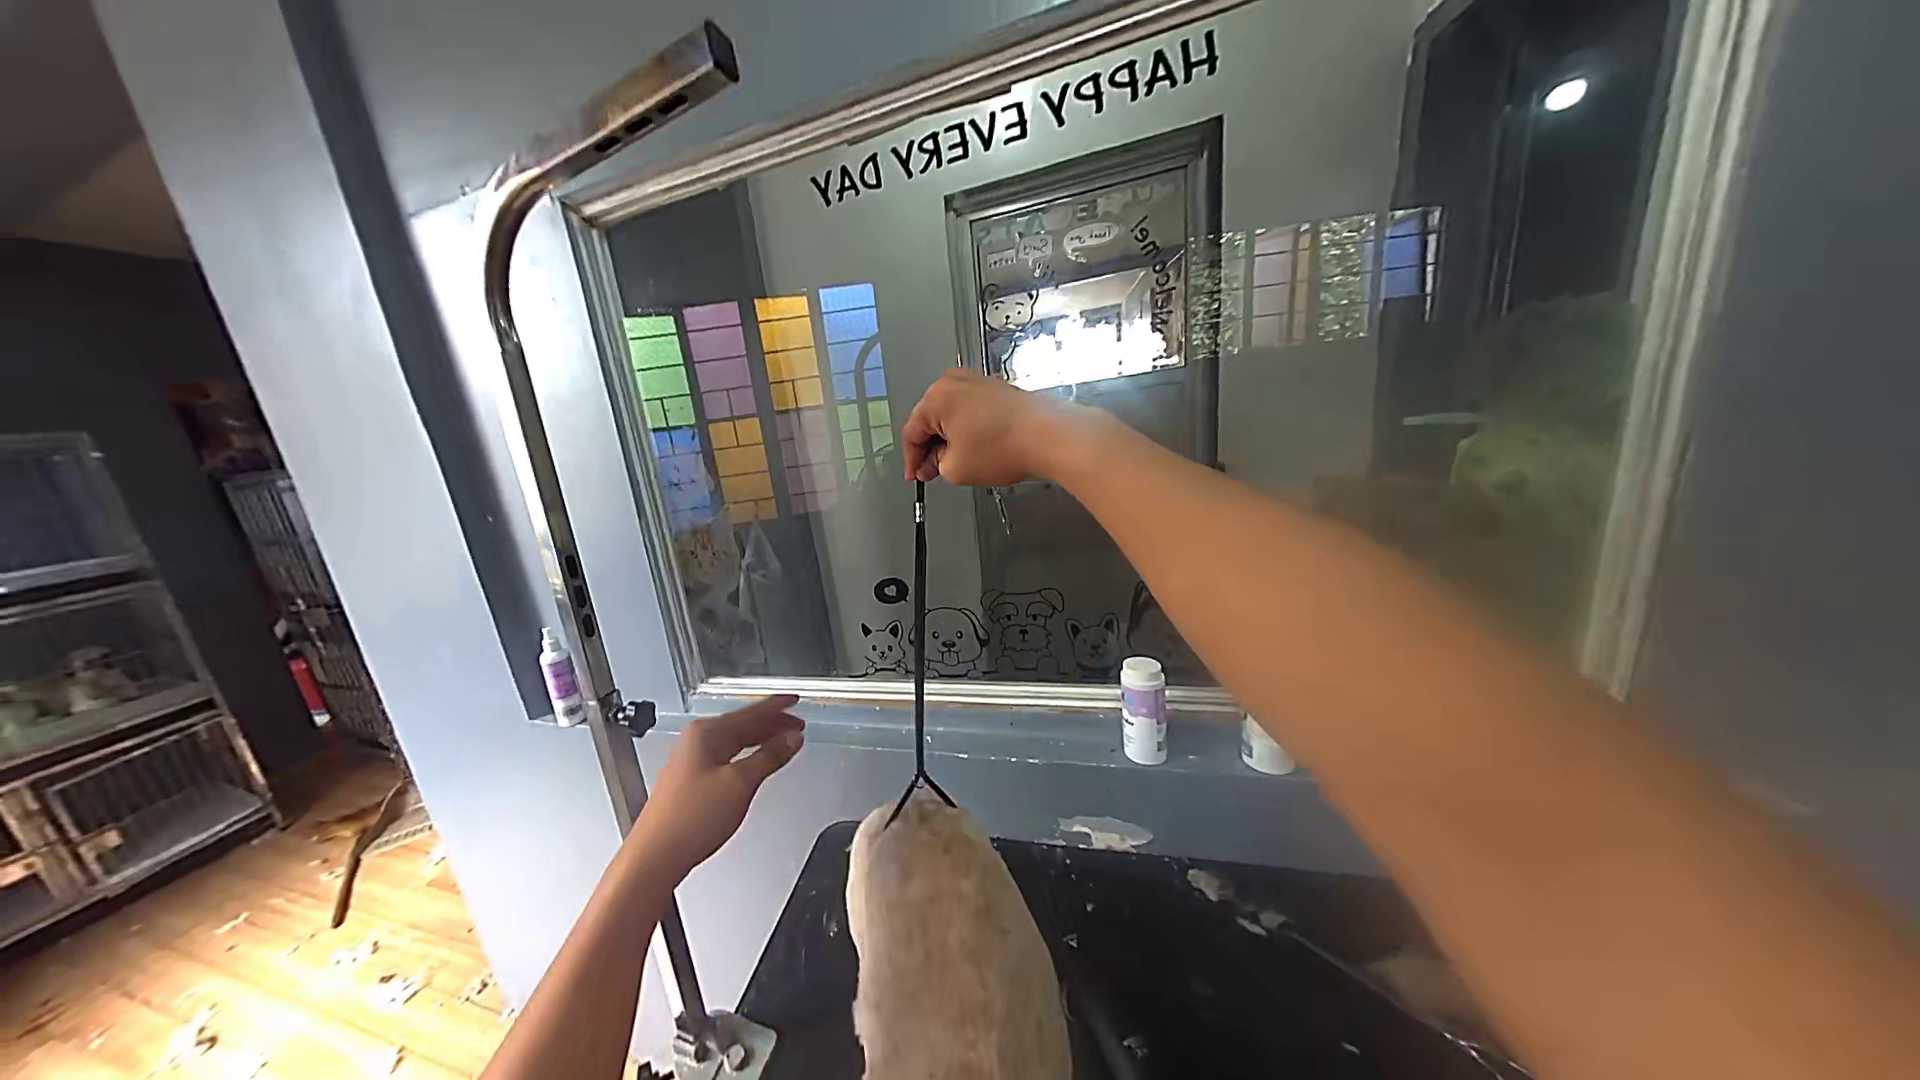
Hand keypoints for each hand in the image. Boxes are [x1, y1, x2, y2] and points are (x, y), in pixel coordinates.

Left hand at [633, 696, 803, 875]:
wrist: (656, 857)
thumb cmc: (687, 821)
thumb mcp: (741, 783)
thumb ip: (770, 756)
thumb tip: (790, 739)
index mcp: (706, 734)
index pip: (751, 711)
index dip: (777, 706)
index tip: (793, 699)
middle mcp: (696, 742)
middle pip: (743, 724)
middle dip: (773, 723)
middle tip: (796, 722)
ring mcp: (692, 761)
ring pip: (736, 741)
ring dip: (762, 740)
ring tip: (784, 740)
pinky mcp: (692, 780)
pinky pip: (728, 757)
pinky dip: (748, 755)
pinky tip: (758, 764)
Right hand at [901, 368, 1095, 485]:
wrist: (1048, 436)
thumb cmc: (1006, 445)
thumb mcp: (956, 469)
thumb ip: (936, 466)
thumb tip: (935, 463)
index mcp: (936, 397)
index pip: (911, 432)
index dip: (911, 460)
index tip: (915, 474)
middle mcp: (955, 383)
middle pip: (930, 420)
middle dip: (930, 448)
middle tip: (932, 471)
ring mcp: (978, 383)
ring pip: (952, 415)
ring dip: (950, 439)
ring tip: (958, 464)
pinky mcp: (997, 390)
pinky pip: (972, 411)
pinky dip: (968, 430)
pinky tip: (976, 450)